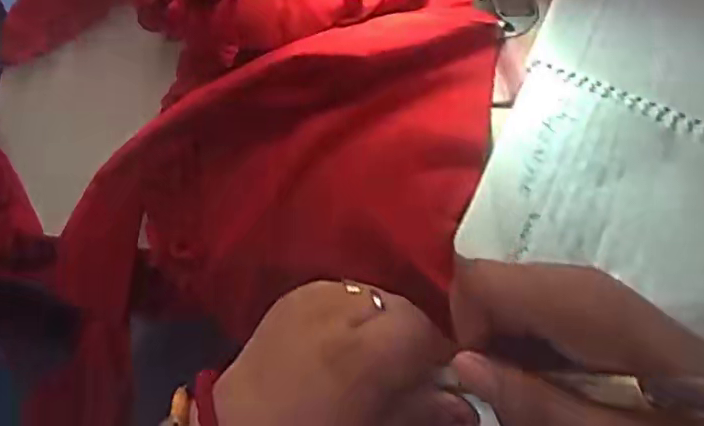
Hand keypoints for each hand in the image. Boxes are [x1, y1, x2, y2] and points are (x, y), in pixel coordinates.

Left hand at [210, 280, 472, 425]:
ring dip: (381, 318)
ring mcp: (309, 294)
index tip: (447, 377)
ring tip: (378, 357)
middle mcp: (335, 307)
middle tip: (415, 371)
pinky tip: (346, 341)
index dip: (440, 351)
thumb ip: (417, 411)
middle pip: (396, 304)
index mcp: (359, 350)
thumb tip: (464, 402)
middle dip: (412, 333)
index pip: (420, 326)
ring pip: (368, 292)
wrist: (239, 425)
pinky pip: (336, 290)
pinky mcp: (290, 293)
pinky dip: (351, 310)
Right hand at [446, 260, 703, 425]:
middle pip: (486, 287)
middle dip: (481, 341)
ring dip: (504, 350)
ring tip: (539, 405)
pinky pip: (533, 314)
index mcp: (576, 298)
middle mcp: (573, 278)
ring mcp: (585, 290)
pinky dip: (529, 351)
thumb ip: (535, 400)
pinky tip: (561, 393)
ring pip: (506, 301)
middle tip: (509, 402)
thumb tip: (460, 365)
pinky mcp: (596, 308)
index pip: (475, 280)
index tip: (480, 385)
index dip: (463, 329)